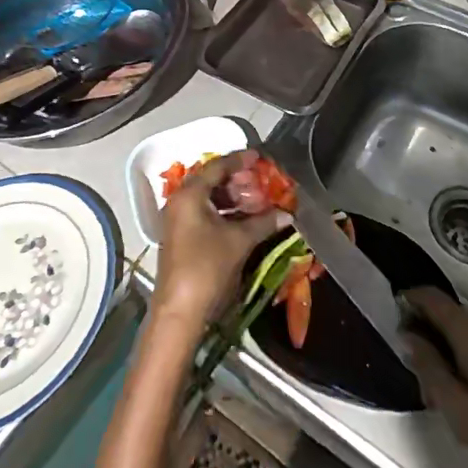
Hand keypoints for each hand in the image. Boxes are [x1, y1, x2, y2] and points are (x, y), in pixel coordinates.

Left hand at [153, 152, 280, 327]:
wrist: (181, 310)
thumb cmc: (207, 267)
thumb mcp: (239, 240)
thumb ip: (264, 222)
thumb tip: (287, 213)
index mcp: (189, 195)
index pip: (216, 167)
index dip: (240, 160)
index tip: (260, 157)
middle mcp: (180, 202)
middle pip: (211, 181)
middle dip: (239, 181)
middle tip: (263, 181)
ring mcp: (179, 220)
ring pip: (209, 199)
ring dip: (234, 198)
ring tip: (259, 201)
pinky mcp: (183, 236)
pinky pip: (206, 214)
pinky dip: (226, 213)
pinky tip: (246, 219)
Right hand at [401, 288, 467, 467]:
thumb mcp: (459, 411)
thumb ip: (430, 370)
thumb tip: (409, 336)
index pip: (438, 301)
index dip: (412, 299)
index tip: (392, 311)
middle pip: (452, 326)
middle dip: (430, 346)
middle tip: (420, 389)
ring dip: (450, 367)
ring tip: (446, 411)